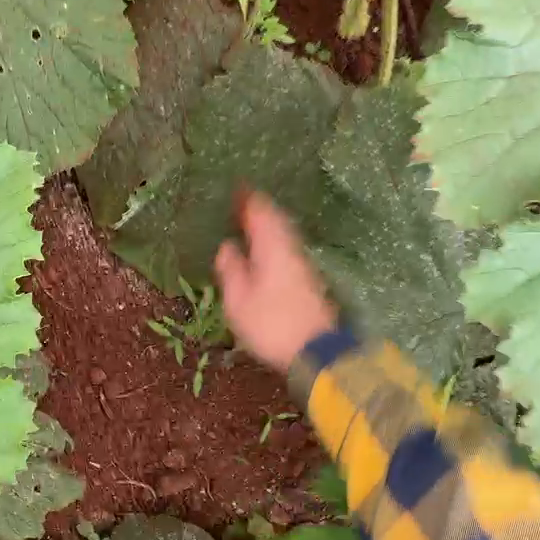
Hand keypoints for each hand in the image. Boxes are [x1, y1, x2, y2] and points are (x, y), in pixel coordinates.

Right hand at [213, 191, 337, 372]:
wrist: (313, 350)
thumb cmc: (270, 325)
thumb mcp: (239, 301)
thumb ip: (231, 269)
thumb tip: (226, 246)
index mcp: (272, 247)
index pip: (260, 212)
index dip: (247, 199)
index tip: (235, 189)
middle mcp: (290, 249)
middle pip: (276, 220)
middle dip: (259, 210)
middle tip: (243, 203)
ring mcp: (303, 264)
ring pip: (284, 235)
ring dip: (269, 226)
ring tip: (252, 224)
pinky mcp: (308, 281)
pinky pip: (288, 250)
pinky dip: (275, 243)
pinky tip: (267, 252)